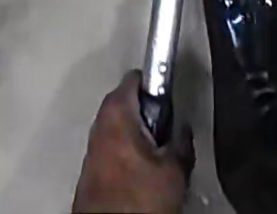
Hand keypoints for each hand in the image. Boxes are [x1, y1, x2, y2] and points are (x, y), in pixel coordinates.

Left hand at [72, 72, 191, 213]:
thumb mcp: (173, 171)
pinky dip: (130, 149)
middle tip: (169, 134)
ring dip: (141, 133)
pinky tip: (143, 171)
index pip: (138, 76)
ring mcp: (94, 140)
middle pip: (131, 100)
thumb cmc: (138, 200)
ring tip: (158, 158)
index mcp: (117, 109)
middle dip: (151, 113)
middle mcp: (101, 118)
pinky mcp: (93, 161)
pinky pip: (115, 142)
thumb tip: (183, 128)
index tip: (172, 97)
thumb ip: (182, 141)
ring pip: (123, 123)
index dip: (158, 83)